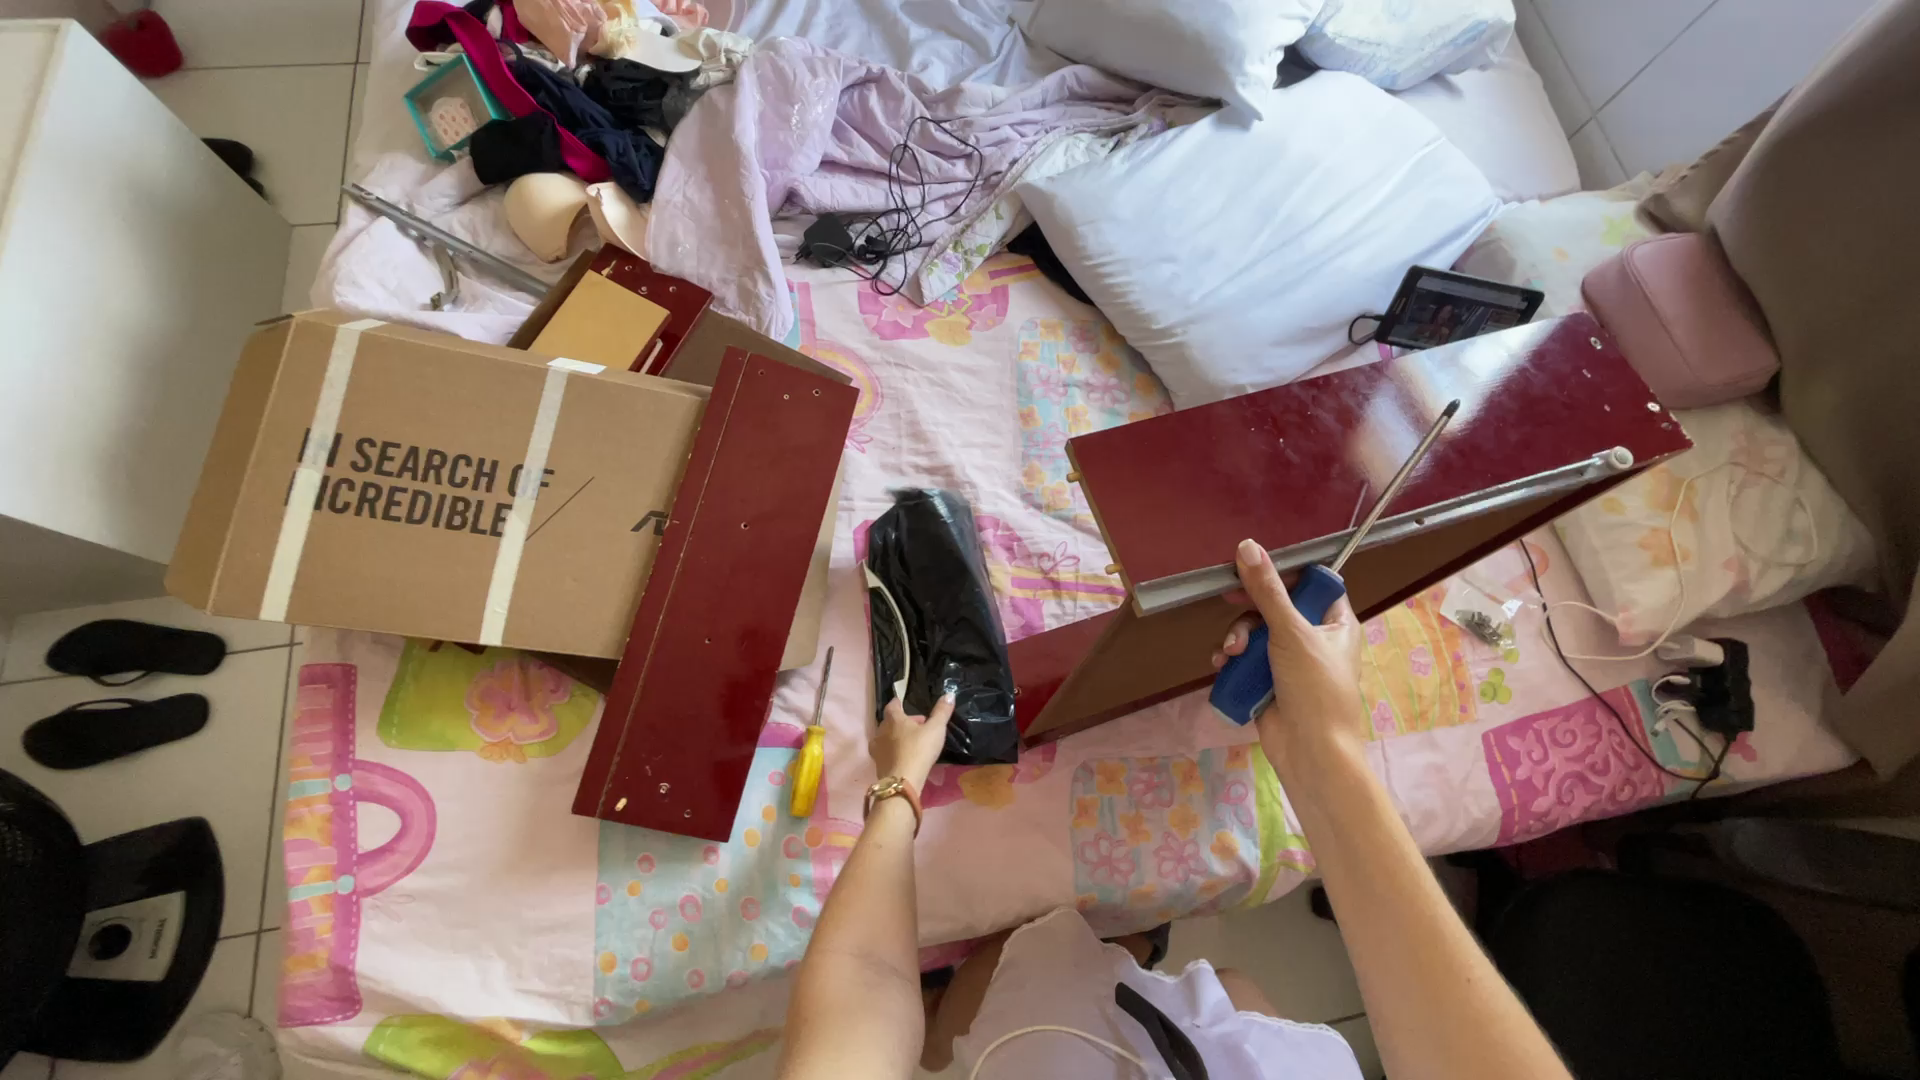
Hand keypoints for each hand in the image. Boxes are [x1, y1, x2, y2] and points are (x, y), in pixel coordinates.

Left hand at [871, 693, 953, 788]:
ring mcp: (877, 749)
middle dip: (903, 722)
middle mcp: (881, 731)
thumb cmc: (919, 750)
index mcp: (893, 719)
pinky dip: (893, 751)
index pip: (892, 705)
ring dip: (897, 737)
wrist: (902, 781)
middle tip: (918, 726)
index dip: (898, 703)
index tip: (902, 702)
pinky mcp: (878, 764)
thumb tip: (949, 694)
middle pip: (890, 722)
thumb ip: (942, 712)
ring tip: (911, 741)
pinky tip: (904, 756)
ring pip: (886, 737)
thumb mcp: (936, 729)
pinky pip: (885, 752)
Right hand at [1211, 539, 1368, 766]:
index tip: (1255, 570)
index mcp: (1335, 623)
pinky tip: (1222, 665)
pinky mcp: (1268, 681)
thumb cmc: (1315, 688)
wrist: (1310, 751)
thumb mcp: (1290, 632)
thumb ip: (1267, 590)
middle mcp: (1314, 639)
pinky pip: (1245, 659)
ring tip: (1231, 654)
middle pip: (1275, 607)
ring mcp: (1289, 662)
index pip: (1312, 584)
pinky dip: (1232, 659)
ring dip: (1238, 638)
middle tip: (1231, 601)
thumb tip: (1247, 546)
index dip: (1284, 575)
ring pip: (1255, 633)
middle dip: (1251, 612)